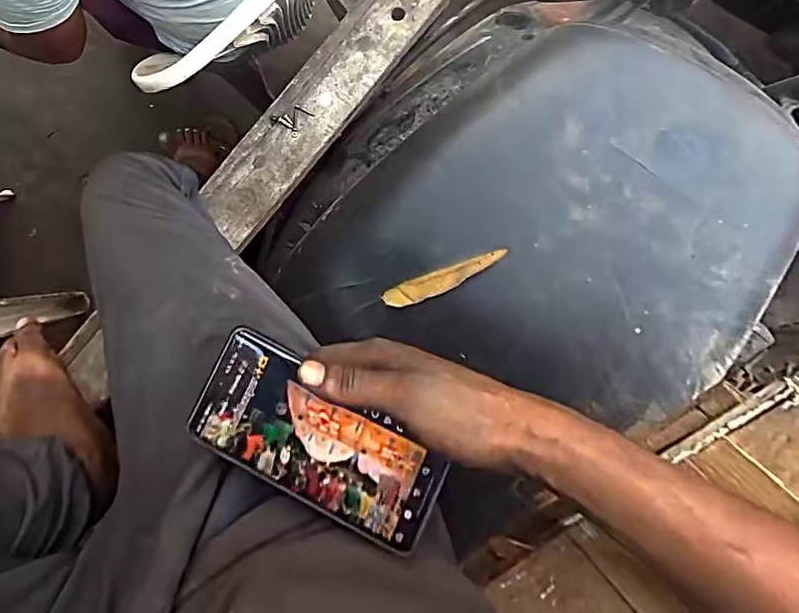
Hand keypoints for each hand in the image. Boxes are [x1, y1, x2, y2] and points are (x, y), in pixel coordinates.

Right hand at [299, 338, 570, 470]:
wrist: (517, 433)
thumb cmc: (460, 411)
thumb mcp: (401, 395)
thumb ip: (354, 384)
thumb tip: (306, 370)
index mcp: (380, 352)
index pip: (326, 356)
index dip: (303, 375)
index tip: (281, 399)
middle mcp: (388, 363)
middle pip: (340, 376)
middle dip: (318, 396)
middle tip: (296, 427)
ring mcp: (404, 385)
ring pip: (358, 395)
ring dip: (339, 413)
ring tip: (320, 441)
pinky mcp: (417, 408)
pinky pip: (376, 412)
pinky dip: (362, 425)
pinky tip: (360, 445)